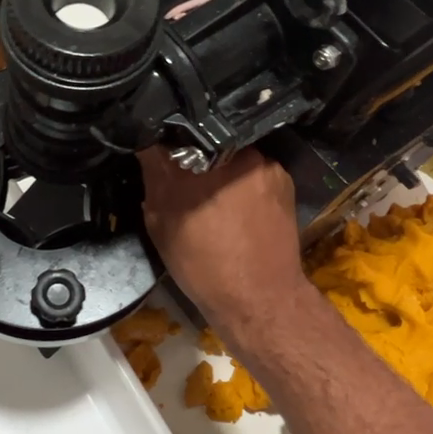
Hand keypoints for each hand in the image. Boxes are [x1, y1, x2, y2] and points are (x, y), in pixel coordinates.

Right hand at [139, 147, 314, 336]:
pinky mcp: (283, 177)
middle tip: (187, 183)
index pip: (172, 136)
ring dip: (221, 170)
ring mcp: (263, 163)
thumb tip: (149, 145)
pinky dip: (244, 182)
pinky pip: (254, 170)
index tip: (158, 158)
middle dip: (194, 159)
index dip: (163, 144)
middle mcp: (232, 152)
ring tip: (215, 198)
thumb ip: (154, 177)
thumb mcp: (160, 223)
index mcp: (195, 162)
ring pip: (231, 155)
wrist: (259, 297)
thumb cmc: (201, 265)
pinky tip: (240, 207)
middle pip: (205, 142)